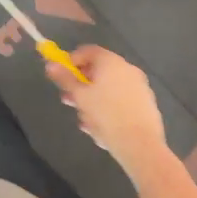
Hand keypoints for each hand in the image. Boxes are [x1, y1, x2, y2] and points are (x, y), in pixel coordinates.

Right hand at [47, 45, 168, 175]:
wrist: (141, 146)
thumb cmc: (106, 115)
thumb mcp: (79, 96)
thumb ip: (64, 78)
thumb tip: (50, 64)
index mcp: (111, 62)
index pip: (87, 51)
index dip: (71, 61)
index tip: (61, 77)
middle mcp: (127, 69)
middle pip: (98, 72)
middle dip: (80, 86)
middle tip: (68, 101)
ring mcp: (140, 88)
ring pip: (108, 90)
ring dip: (92, 102)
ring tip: (84, 121)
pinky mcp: (146, 106)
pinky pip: (120, 102)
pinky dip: (109, 110)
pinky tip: (101, 129)